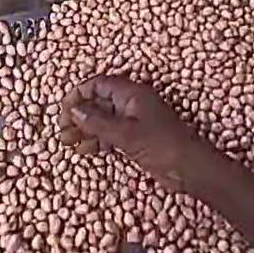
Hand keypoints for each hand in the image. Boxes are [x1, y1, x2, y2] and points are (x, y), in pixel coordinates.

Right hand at [57, 76, 219, 192]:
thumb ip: (98, 122)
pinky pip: (111, 133)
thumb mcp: (126, 134)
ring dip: (86, 129)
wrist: (191, 168)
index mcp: (131, 93)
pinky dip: (98, 139)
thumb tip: (74, 110)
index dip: (79, 95)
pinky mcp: (136, 137)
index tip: (64, 111)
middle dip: (79, 114)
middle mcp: (131, 103)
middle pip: (98, 101)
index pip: (98, 84)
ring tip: (69, 143)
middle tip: (63, 131)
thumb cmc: (163, 146)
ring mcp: (134, 120)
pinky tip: (86, 149)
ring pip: (103, 119)